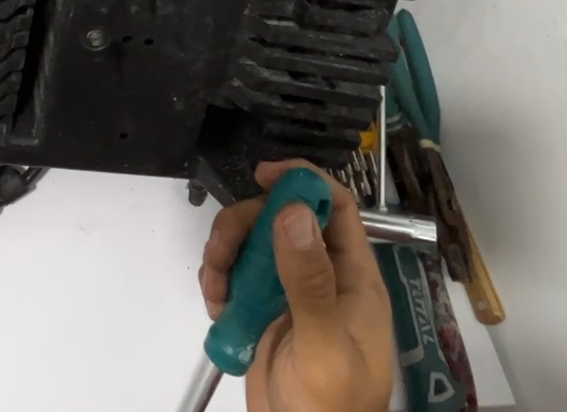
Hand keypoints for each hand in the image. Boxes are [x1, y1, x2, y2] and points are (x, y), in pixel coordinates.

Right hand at [199, 160, 395, 411]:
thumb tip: (293, 212)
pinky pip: (235, 275)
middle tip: (220, 250)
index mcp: (352, 278)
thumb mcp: (324, 345)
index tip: (262, 177)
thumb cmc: (331, 407)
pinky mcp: (262, 310)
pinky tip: (216, 305)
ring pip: (252, 243)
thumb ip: (310, 281)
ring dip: (224, 254)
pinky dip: (219, 281)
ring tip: (214, 286)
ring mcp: (289, 292)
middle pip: (279, 219)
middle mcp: (322, 276)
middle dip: (244, 225)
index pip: (334, 206)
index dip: (301, 182)